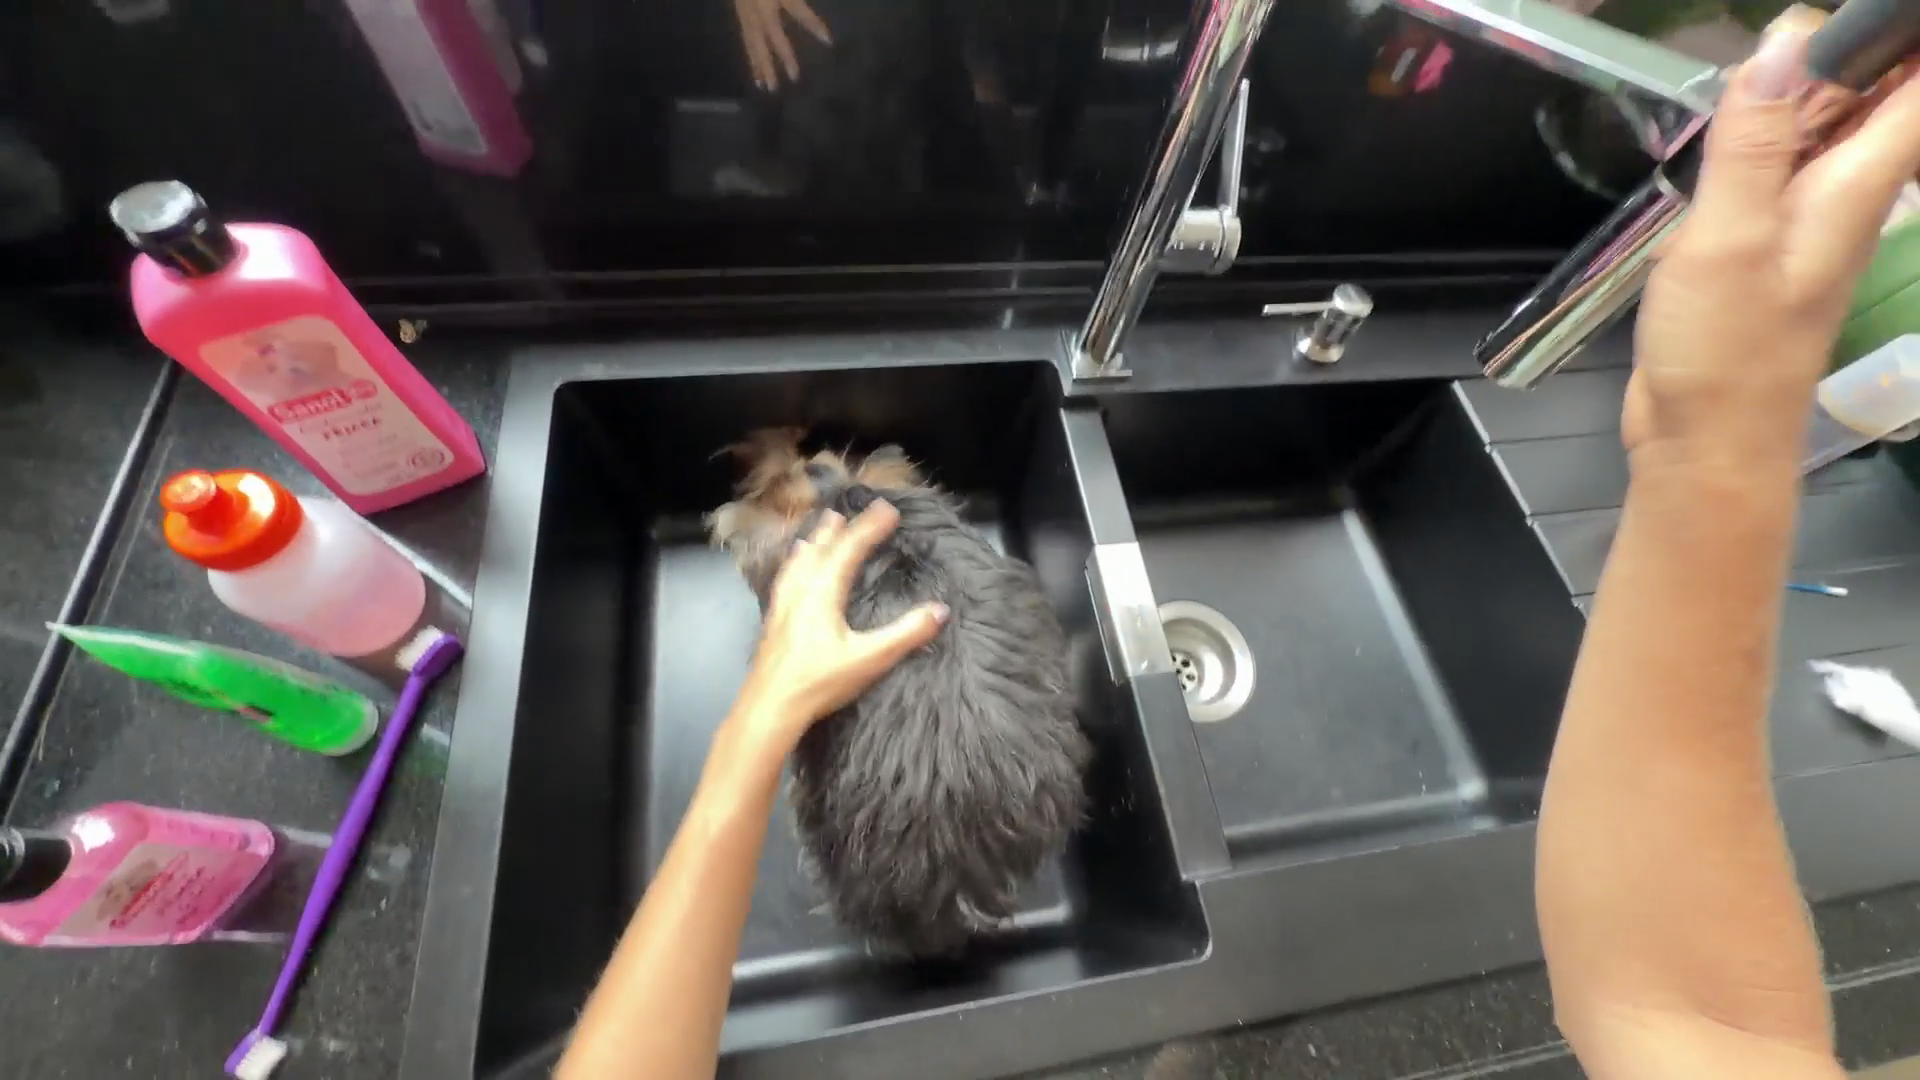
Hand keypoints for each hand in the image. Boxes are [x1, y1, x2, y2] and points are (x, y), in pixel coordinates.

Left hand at [728, 501, 947, 756]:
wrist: (770, 707)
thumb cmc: (819, 682)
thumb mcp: (870, 659)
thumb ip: (906, 633)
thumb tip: (940, 610)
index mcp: (823, 592)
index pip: (850, 549)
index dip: (871, 527)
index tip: (889, 509)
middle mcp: (801, 590)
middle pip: (823, 548)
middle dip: (845, 527)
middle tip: (859, 509)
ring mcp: (783, 604)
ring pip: (801, 561)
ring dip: (817, 540)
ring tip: (824, 525)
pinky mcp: (774, 620)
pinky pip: (787, 578)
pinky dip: (795, 563)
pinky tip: (792, 569)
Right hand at [731, 0, 831, 91]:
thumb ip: (797, 2)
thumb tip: (822, 29)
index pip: (796, 8)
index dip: (812, 23)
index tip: (828, 41)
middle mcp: (757, 4)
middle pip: (770, 34)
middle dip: (781, 57)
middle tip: (793, 79)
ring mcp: (746, 9)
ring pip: (754, 42)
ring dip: (762, 66)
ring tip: (768, 88)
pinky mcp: (740, 12)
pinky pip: (747, 39)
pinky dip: (752, 58)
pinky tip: (757, 75)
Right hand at [1623, 13, 1919, 475]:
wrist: (1705, 430)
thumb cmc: (1724, 344)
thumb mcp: (1725, 240)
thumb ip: (1750, 146)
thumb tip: (1783, 39)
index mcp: (1860, 176)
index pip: (1918, 72)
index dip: (1890, 31)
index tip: (1828, 22)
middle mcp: (1846, 187)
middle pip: (1880, 91)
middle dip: (1839, 55)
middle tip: (1764, 46)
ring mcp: (1801, 219)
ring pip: (1823, 129)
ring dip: (1788, 98)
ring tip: (1733, 85)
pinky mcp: (1757, 246)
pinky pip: (1773, 172)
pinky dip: (1751, 147)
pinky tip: (1709, 148)